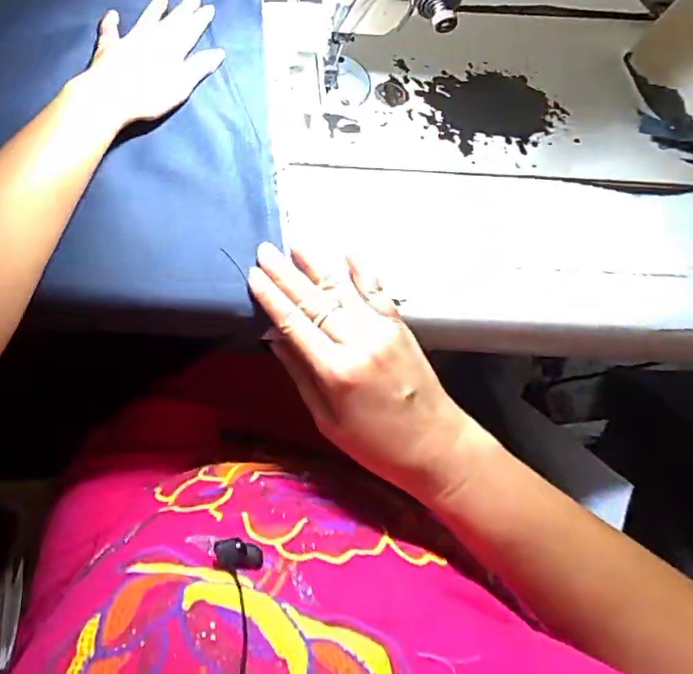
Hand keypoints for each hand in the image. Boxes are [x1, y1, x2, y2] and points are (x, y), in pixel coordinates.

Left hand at [66, 0, 225, 128]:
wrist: (108, 97)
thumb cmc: (148, 96)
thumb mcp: (180, 85)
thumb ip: (198, 67)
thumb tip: (219, 52)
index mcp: (172, 48)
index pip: (190, 30)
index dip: (200, 19)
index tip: (208, 7)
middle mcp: (152, 39)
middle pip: (171, 21)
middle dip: (183, 10)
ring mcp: (129, 41)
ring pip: (145, 20)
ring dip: (154, 9)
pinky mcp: (108, 48)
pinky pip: (110, 31)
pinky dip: (111, 22)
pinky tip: (112, 13)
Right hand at [249, 242, 489, 503]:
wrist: (438, 448)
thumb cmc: (376, 445)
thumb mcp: (327, 420)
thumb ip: (300, 375)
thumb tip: (274, 337)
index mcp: (336, 371)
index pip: (294, 323)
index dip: (271, 297)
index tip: (253, 275)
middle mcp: (358, 342)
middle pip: (314, 299)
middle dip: (285, 273)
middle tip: (264, 250)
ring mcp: (381, 329)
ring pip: (342, 288)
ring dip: (316, 263)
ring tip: (295, 243)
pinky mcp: (398, 325)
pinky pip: (376, 290)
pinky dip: (360, 269)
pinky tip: (345, 251)